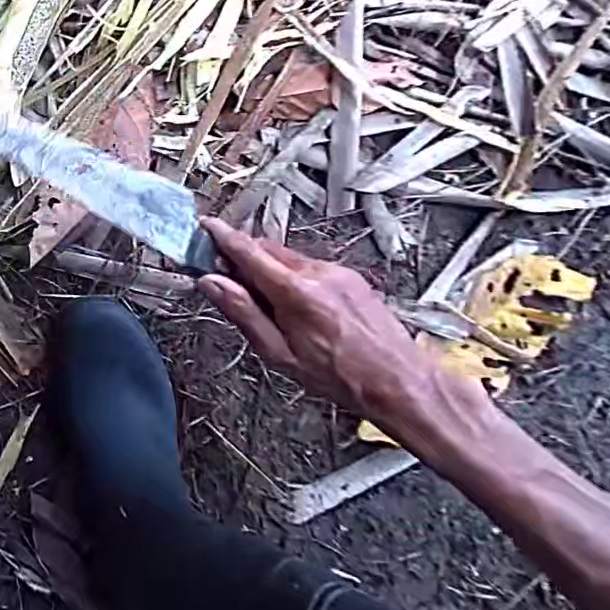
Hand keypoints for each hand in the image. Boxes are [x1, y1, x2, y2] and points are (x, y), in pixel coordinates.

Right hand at [197, 217, 458, 429]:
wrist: (403, 384)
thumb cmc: (340, 377)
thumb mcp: (278, 353)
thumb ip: (242, 312)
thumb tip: (211, 282)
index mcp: (295, 293)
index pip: (247, 251)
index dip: (221, 235)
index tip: (205, 225)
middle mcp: (318, 274)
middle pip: (265, 250)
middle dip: (242, 258)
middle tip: (225, 277)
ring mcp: (338, 273)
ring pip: (286, 257)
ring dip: (266, 268)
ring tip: (264, 302)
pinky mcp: (350, 278)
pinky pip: (307, 266)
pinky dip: (289, 275)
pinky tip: (292, 304)